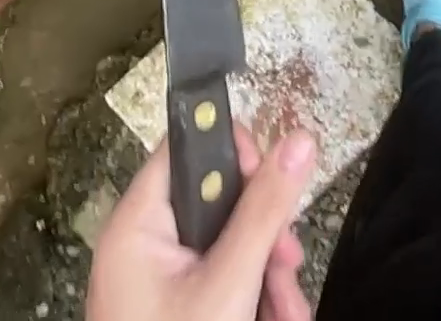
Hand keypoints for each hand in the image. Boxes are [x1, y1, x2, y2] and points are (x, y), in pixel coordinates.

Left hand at [87, 126, 318, 320]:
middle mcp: (148, 239)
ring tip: (289, 309)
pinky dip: (256, 289)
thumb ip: (265, 209)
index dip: (233, 147)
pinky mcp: (178, 300)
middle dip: (266, 225)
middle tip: (289, 259)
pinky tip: (279, 316)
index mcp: (139, 223)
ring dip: (269, 267)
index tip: (272, 177)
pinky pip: (227, 269)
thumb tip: (301, 137)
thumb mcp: (229, 283)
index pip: (187, 144)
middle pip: (219, 192)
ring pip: (232, 234)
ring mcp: (162, 273)